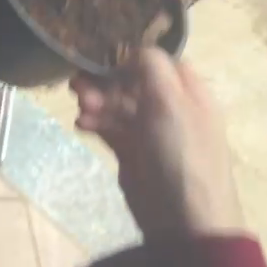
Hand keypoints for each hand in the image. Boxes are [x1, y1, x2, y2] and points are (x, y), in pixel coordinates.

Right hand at [71, 48, 245, 240]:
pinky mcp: (129, 148)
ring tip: (82, 109)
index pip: (156, 58)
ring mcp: (148, 128)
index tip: (98, 50)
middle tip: (79, 85)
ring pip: (112, 99)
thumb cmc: (181, 153)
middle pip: (126, 77)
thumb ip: (150, 65)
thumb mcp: (170, 101)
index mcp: (187, 92)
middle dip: (101, 78)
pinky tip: (83, 125)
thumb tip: (131, 46)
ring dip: (93, 99)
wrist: (183, 219)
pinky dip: (92, 120)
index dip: (128, 52)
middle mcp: (168, 106)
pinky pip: (105, 123)